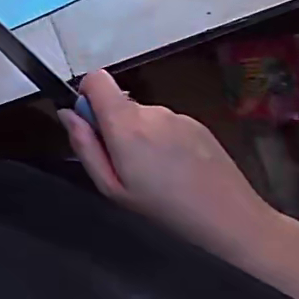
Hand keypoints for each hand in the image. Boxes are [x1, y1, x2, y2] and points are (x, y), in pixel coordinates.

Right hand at [60, 69, 287, 256]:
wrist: (230, 219)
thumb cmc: (164, 209)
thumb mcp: (110, 187)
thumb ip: (84, 146)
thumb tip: (68, 115)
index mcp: (126, 124)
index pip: (96, 79)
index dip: (86, 95)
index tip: (90, 124)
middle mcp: (152, 111)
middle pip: (118, 103)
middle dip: (114, 127)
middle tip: (125, 165)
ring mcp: (177, 116)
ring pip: (142, 116)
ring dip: (140, 136)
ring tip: (155, 172)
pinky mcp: (198, 124)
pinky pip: (165, 124)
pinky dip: (162, 141)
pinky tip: (176, 170)